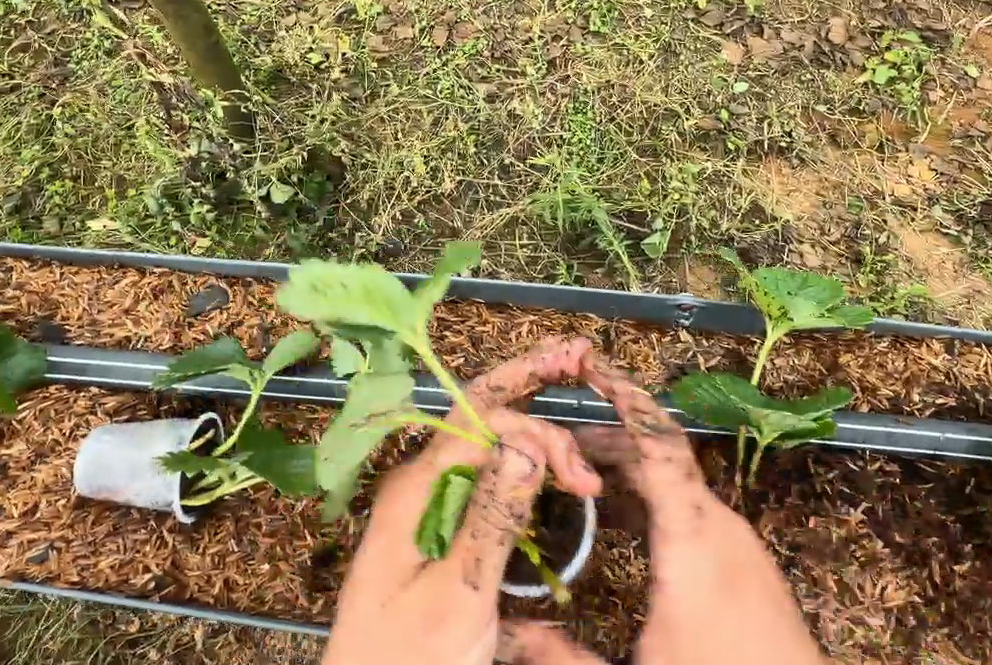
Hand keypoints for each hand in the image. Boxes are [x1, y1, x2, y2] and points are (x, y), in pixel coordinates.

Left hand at [323, 337, 600, 664]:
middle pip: (481, 415)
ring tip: (573, 428)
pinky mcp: (440, 538)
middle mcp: (421, 484)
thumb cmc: (408, 662)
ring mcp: (428, 509)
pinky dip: (521, 468)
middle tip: (579, 356)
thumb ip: (491, 517)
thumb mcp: (456, 596)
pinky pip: (485, 486)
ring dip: (531, 431)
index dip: (537, 427)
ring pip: (486, 448)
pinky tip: (545, 465)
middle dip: (529, 381)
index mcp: (417, 487)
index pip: (482, 421)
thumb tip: (527, 437)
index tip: (583, 477)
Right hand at [500, 354, 828, 664]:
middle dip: (609, 438)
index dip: (623, 396)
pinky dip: (654, 498)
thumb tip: (505, 637)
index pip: (656, 441)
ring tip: (584, 477)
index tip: (591, 364)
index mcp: (692, 535)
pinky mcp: (747, 563)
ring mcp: (739, 542)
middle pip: (660, 456)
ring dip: (631, 471)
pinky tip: (626, 522)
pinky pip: (694, 509)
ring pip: (678, 483)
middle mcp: (719, 524)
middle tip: (558, 442)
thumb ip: (563, 656)